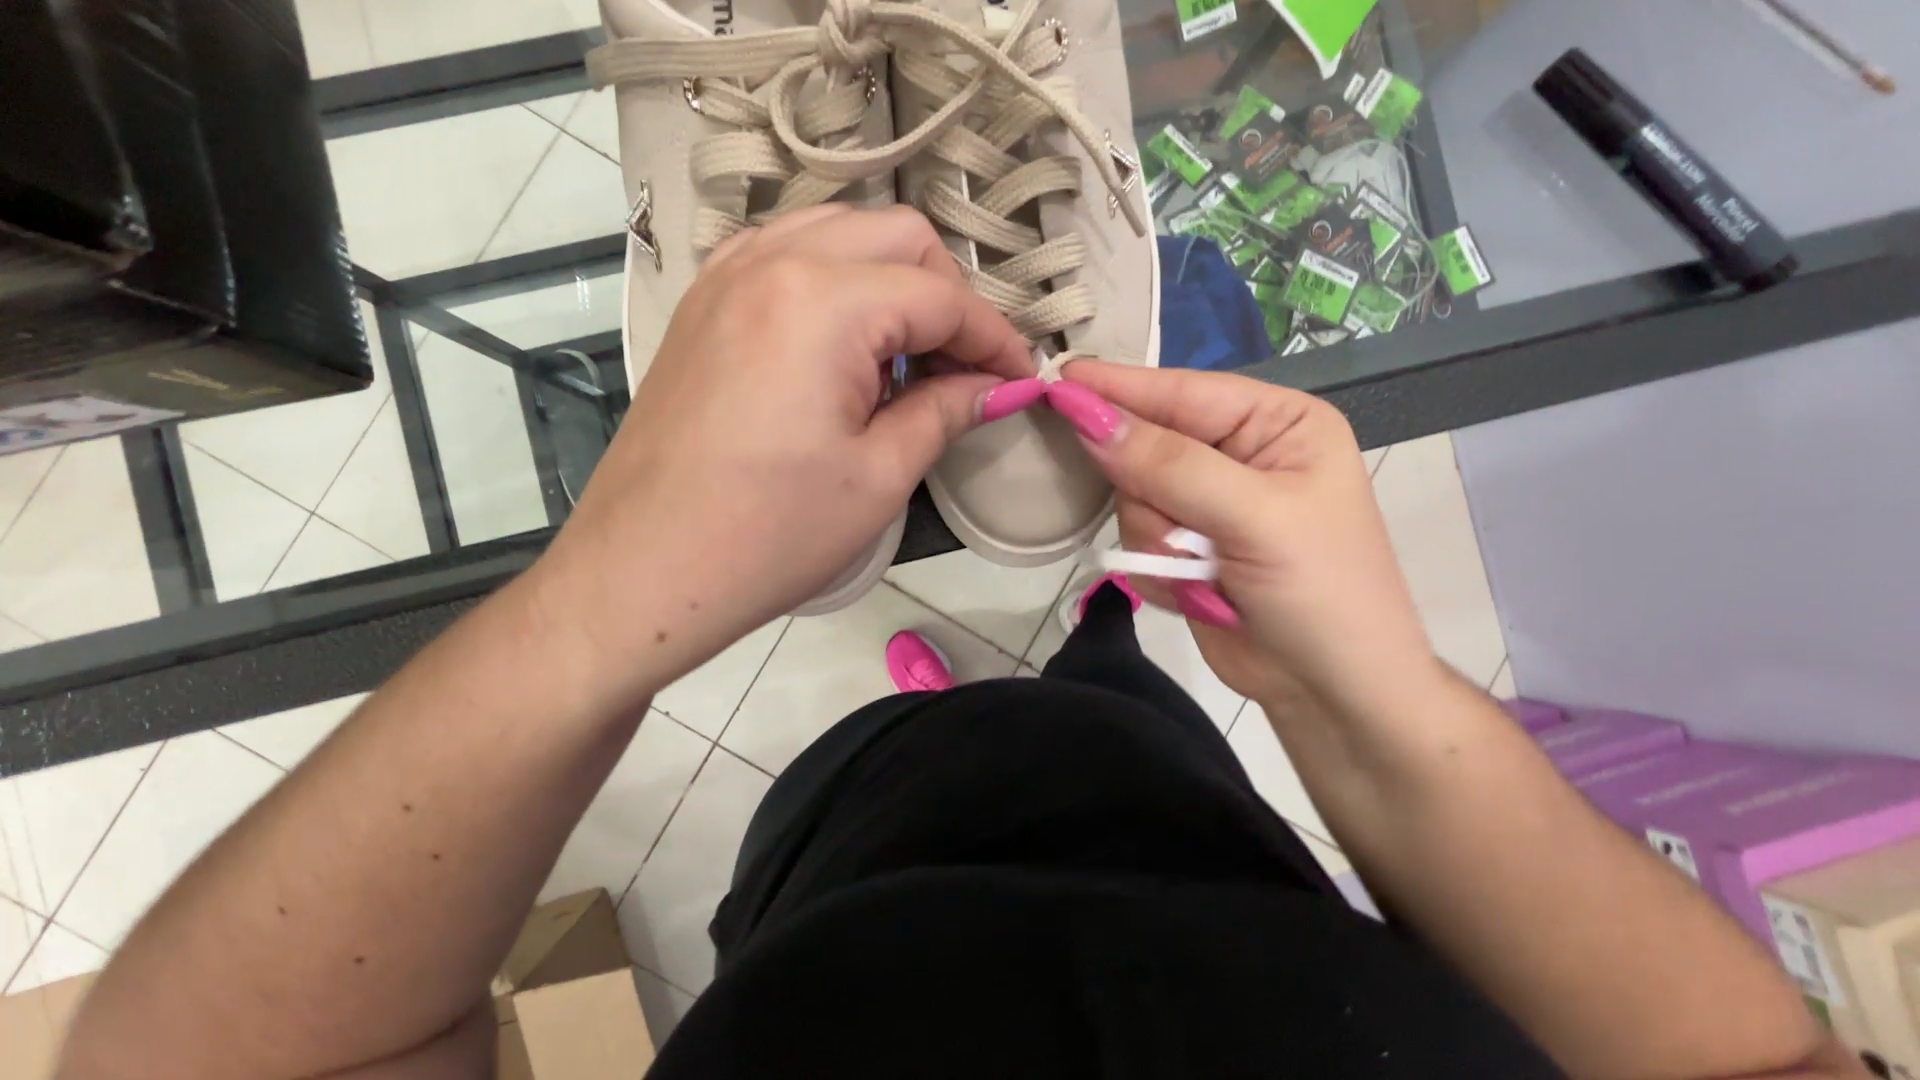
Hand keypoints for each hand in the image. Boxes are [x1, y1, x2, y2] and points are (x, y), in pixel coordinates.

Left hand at [534, 206, 1034, 700]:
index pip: (941, 296)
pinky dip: (834, 280)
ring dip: (891, 279)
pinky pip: (786, 255)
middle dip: (947, 295)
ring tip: (906, 356)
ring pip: (839, 234)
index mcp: (823, 302)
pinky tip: (843, 344)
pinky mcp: (702, 302)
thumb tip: (1000, 387)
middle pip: (895, 237)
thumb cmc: (768, 535)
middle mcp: (772, 261)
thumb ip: (946, 412)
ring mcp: (726, 274)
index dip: (995, 337)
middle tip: (965, 367)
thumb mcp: (878, 478)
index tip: (1023, 378)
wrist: (643, 571)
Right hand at [1058, 361, 1436, 710]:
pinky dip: (1157, 568)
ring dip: (1158, 541)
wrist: (1332, 692)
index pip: (1182, 391)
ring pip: (1133, 497)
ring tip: (1204, 573)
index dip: (1120, 389)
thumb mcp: (1255, 519)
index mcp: (1276, 423)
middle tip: (1176, 533)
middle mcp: (1240, 453)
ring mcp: (1209, 503)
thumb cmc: (1321, 593)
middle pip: (1147, 445)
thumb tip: (1087, 416)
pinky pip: (1135, 538)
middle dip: (1153, 494)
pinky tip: (1199, 591)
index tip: (1057, 383)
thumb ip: (1169, 465)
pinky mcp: (1186, 547)